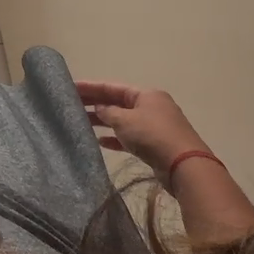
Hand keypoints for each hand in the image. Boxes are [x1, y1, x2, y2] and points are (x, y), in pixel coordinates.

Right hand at [76, 80, 209, 176]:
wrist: (184, 166)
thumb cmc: (152, 135)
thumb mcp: (124, 120)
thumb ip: (107, 112)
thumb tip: (99, 108)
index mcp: (146, 94)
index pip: (111, 86)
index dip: (89, 87)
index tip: (69, 87)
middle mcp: (151, 107)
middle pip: (116, 102)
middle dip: (94, 103)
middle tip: (70, 105)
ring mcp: (154, 126)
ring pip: (122, 120)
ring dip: (103, 121)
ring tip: (80, 123)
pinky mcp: (155, 144)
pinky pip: (129, 137)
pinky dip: (115, 138)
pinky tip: (100, 141)